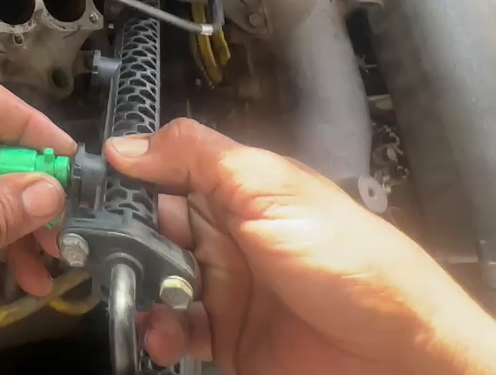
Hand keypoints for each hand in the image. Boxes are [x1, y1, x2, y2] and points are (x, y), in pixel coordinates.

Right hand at [109, 119, 495, 374]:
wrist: (412, 368)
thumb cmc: (346, 262)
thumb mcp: (270, 189)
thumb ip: (193, 156)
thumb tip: (120, 144)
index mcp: (234, 188)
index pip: (162, 169)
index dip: (124, 174)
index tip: (83, 184)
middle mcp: (223, 233)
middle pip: (149, 221)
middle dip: (117, 229)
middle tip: (89, 241)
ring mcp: (223, 287)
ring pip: (153, 272)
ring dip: (133, 279)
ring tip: (127, 288)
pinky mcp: (226, 339)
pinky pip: (175, 326)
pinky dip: (159, 327)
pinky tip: (160, 330)